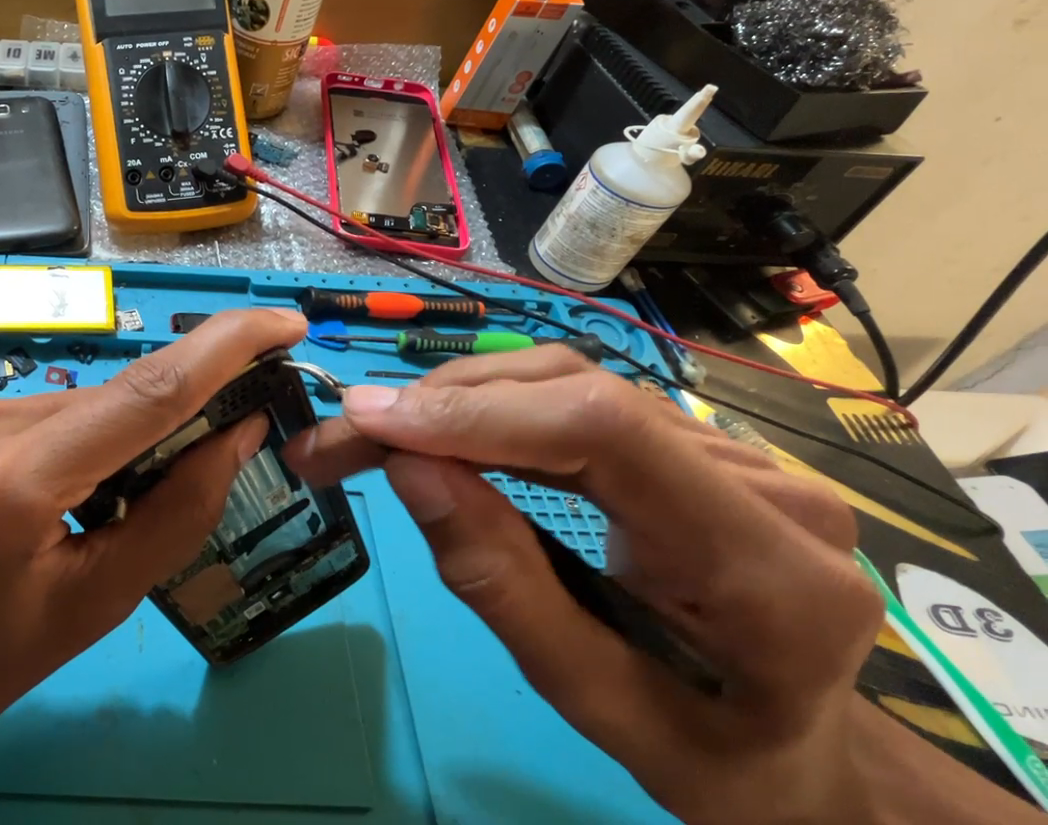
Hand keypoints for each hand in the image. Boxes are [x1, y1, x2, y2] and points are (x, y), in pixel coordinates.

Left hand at [0, 308, 305, 809]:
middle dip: (182, 412)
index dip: (225, 347)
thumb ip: (177, 512)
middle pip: (115, 400)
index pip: (144, 392)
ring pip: (82, 407)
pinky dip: (84, 442)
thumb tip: (236, 431)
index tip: (284, 322)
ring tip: (117, 509)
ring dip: (126, 438)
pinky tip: (72, 496)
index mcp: (11, 481)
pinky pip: (47, 415)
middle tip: (227, 445)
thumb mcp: (96, 603)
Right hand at [286, 346, 1011, 824]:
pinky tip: (442, 431)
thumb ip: (499, 583)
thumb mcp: (587, 696)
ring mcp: (740, 456)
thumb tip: (408, 469)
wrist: (799, 755)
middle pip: (578, 393)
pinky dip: (493, 409)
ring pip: (572, 382)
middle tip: (339, 439)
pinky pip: (580, 401)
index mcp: (763, 567)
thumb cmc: (698, 749)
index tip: (368, 424)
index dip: (475, 413)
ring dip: (458, 399)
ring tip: (375, 435)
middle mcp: (765, 486)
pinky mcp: (700, 447)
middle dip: (441, 406)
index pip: (604, 433)